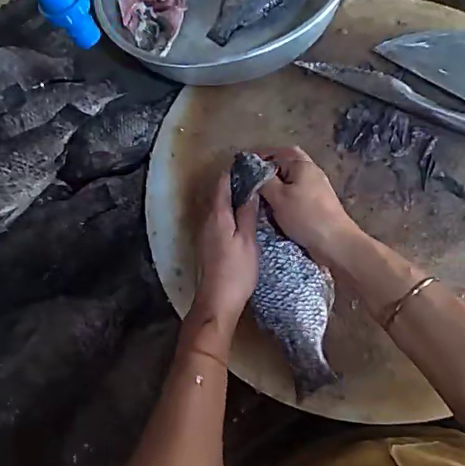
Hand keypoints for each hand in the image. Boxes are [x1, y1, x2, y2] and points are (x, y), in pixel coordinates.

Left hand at [191, 170, 258, 337]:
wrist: (218, 301)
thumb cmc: (237, 271)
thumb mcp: (248, 240)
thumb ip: (248, 213)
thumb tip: (251, 189)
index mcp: (217, 216)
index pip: (223, 184)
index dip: (235, 171)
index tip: (251, 164)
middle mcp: (207, 220)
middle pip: (220, 194)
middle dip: (236, 183)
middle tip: (258, 178)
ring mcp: (206, 233)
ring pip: (220, 208)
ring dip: (234, 199)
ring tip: (255, 195)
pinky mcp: (208, 244)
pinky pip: (220, 219)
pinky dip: (231, 213)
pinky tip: (245, 217)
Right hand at [258, 146, 360, 265]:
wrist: (335, 241)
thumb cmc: (305, 216)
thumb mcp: (278, 197)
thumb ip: (263, 180)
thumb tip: (252, 169)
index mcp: (302, 164)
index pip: (276, 153)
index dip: (258, 159)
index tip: (241, 167)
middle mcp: (311, 171)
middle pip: (287, 162)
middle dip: (269, 169)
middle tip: (252, 179)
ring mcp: (317, 187)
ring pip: (292, 179)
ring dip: (277, 183)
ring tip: (260, 193)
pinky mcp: (318, 202)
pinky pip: (297, 192)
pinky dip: (285, 195)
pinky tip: (275, 205)